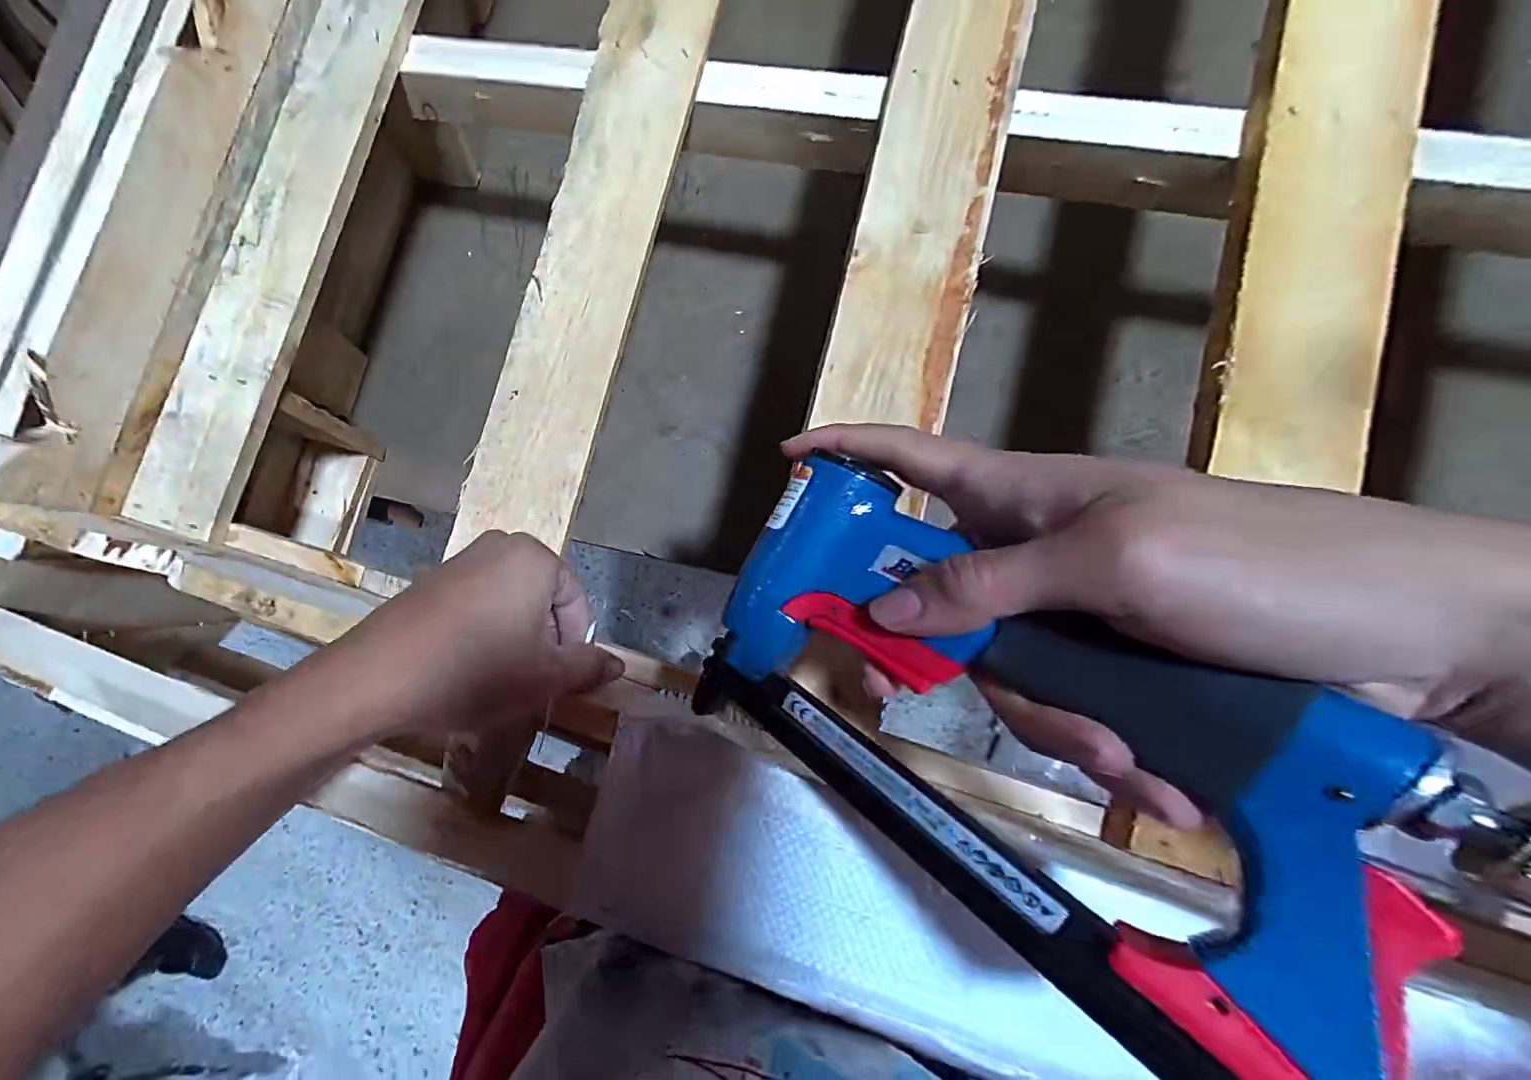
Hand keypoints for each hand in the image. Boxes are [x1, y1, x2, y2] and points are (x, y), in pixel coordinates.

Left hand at [314, 531, 622, 738]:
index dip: (572, 648)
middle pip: (542, 601)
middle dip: (542, 643)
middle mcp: (500, 546)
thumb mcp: (545, 678)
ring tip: (493, 679)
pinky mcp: (431, 580)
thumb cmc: (478, 672)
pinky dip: (480, 634)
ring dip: (512, 641)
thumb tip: (616, 664)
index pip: (577, 604)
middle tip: (526, 683)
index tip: (553, 681)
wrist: (382, 675)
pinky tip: (462, 667)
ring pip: (509, 605)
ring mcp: (462, 560)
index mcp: (535, 558)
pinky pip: (475, 606)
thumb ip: (588, 667)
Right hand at [783, 425, 1530, 828]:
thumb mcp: (1114, 562)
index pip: (909, 458)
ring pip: (992, 668)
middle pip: (926, 594)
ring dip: (1050, 720)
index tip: (790, 459)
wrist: (1428, 639)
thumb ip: (990, 583)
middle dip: (925, 652)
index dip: (845, 452)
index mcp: (1017, 496)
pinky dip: (1098, 747)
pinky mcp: (1101, 668)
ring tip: (1124, 751)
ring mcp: (1058, 614)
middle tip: (894, 693)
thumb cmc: (1268, 562)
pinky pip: (1056, 709)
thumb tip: (884, 611)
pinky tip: (1156, 773)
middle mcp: (1021, 553)